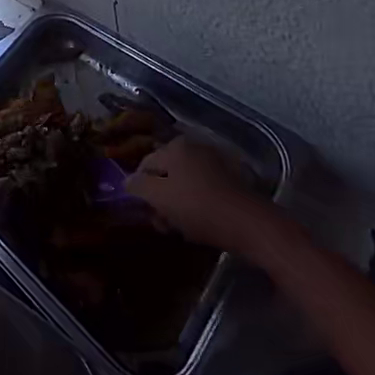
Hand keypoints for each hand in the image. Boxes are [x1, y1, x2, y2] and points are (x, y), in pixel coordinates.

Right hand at [126, 136, 280, 254]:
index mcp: (175, 146)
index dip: (139, 190)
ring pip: (183, 182)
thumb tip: (127, 181)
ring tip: (181, 228)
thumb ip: (138, 186)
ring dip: (177, 205)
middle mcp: (193, 146)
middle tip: (163, 224)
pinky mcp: (229, 178)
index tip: (146, 214)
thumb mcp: (159, 197)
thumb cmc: (197, 207)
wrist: (247, 222)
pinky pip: (201, 188)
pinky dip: (196, 204)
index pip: (144, 164)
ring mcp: (213, 160)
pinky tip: (200, 223)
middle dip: (160, 199)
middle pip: (164, 173)